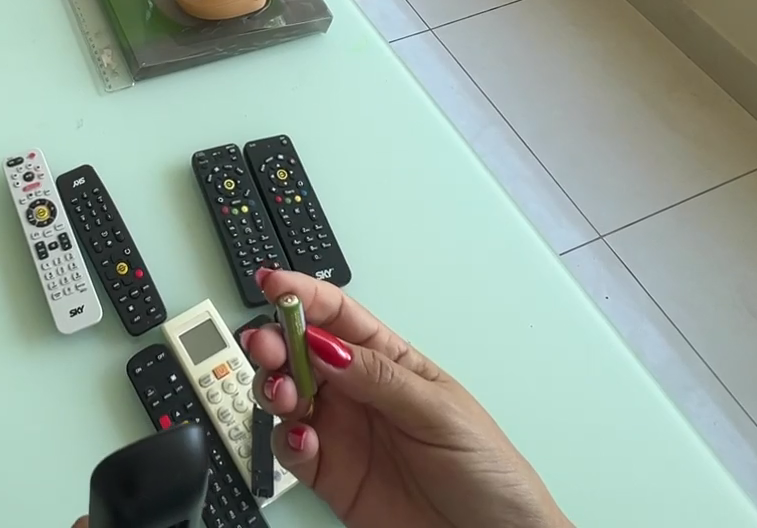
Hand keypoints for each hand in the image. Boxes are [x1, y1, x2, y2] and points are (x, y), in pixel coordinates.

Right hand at [244, 269, 571, 527]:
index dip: (301, 293)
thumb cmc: (489, 474)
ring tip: (284, 394)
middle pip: (299, 348)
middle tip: (267, 346)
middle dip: (275, 338)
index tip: (273, 283)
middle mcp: (355, 388)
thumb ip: (379, 377)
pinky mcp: (329, 472)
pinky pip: (290, 446)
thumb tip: (323, 343)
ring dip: (273, 384)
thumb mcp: (440, 412)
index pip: (335, 313)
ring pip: (285, 391)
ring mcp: (340, 429)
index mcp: (386, 358)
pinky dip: (284, 438)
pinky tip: (302, 440)